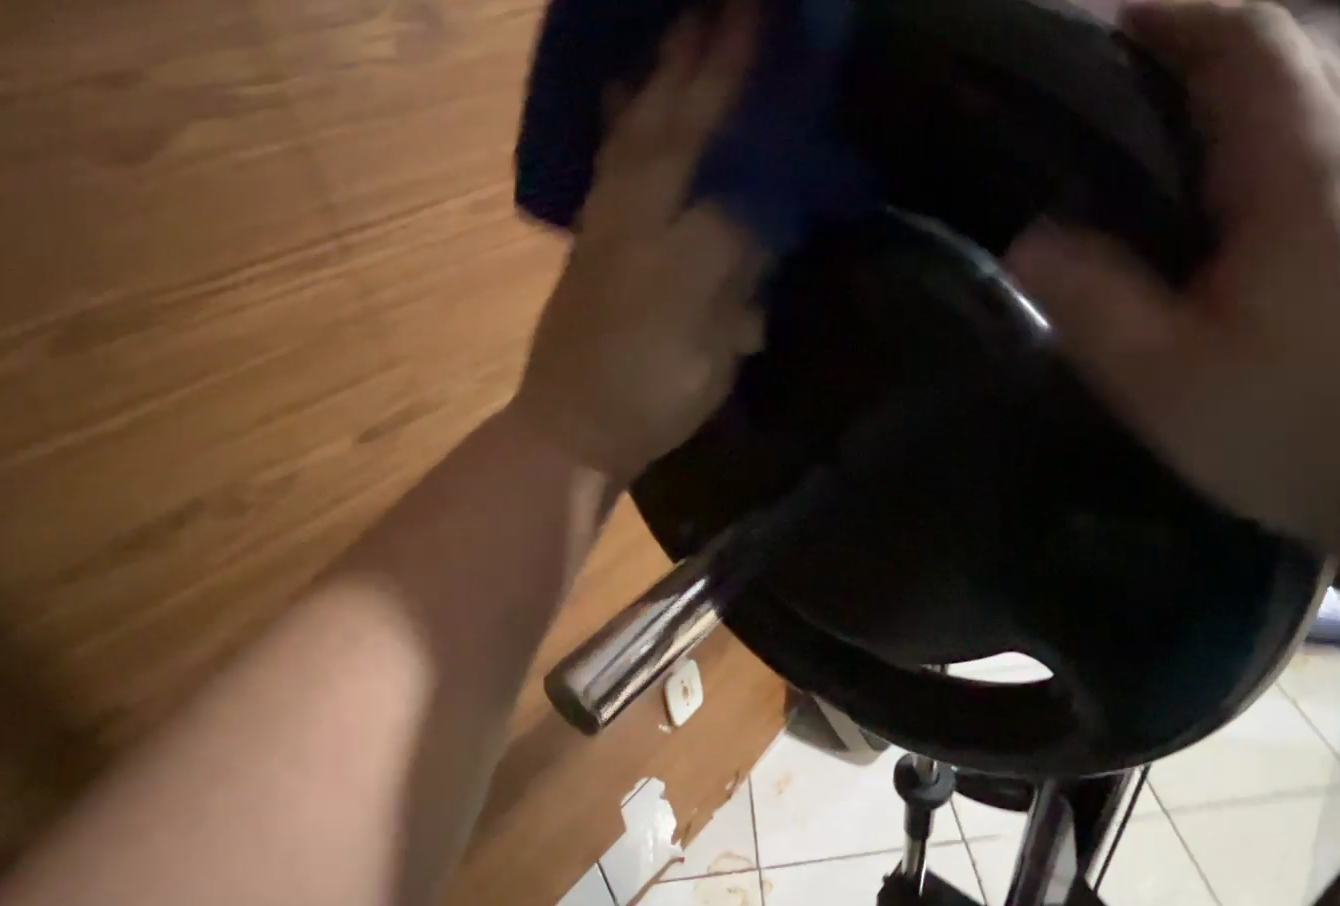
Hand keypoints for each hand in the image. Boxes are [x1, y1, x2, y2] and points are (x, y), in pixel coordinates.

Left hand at [513, 0, 767, 479]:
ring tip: (681, 28)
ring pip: (633, 131)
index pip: (711, 144)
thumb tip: (759, 209)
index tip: (768, 25)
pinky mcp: (593, 240)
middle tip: (728, 7)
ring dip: (659, 74)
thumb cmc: (647, 392)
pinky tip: (622, 92)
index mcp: (663, 233)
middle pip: (669, 121)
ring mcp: (606, 223)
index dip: (741, 87)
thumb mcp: (706, 342)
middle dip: (701, 59)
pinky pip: (610, 159)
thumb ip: (731, 266)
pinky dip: (620, 119)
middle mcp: (630, 212)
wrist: (571, 428)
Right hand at [1006, 1, 1339, 547]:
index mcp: (1308, 173)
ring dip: (1259, 93)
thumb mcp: (1164, 380)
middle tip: (1132, 86)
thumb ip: (1089, 302)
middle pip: (1302, 53)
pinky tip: (1256, 208)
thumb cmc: (1301, 434)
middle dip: (1215, 45)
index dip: (1176, 19)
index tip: (1109, 28)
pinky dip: (1297, 141)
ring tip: (1181, 142)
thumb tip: (1028, 242)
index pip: (1248, 42)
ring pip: (1338, 100)